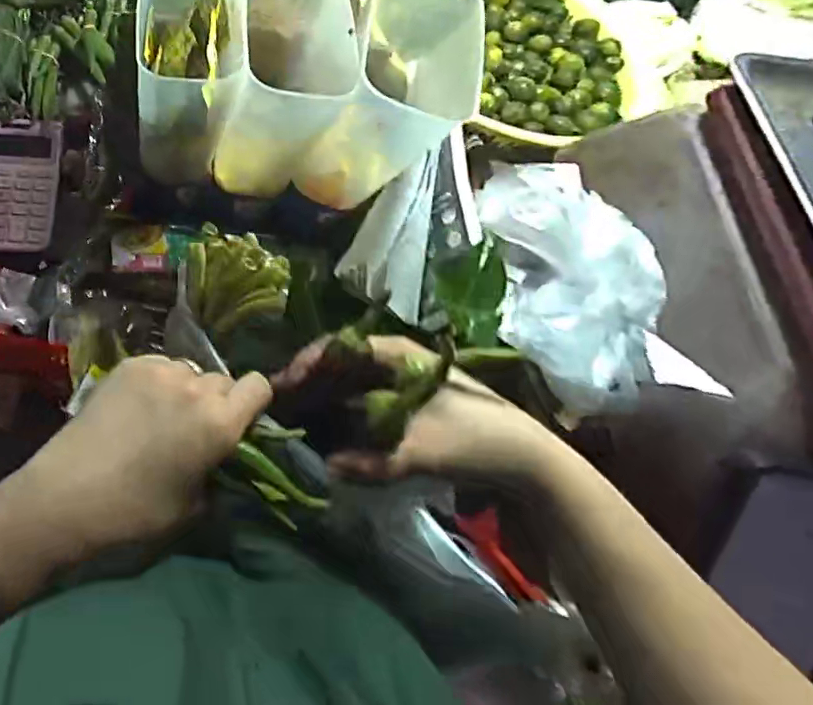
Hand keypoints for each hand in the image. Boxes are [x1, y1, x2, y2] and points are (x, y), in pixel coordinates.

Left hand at [6, 356, 270, 552]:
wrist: (71, 489)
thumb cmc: (138, 508)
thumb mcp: (195, 503)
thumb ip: (218, 469)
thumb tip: (221, 455)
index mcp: (219, 422)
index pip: (259, 386)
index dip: (253, 403)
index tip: (241, 421)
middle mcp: (193, 386)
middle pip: (222, 379)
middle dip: (217, 399)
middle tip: (195, 425)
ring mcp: (157, 369)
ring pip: (188, 369)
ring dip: (185, 387)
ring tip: (163, 413)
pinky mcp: (128, 363)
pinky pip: (158, 364)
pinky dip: (157, 380)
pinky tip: (138, 403)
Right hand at [273, 335, 561, 487]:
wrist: (532, 461)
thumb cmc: (473, 440)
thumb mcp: (420, 451)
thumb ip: (371, 461)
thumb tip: (326, 466)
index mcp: (395, 352)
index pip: (337, 345)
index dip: (307, 361)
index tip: (284, 382)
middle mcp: (393, 358)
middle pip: (338, 360)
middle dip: (308, 379)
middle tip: (280, 399)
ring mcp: (399, 377)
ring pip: (348, 377)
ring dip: (322, 393)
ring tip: (295, 411)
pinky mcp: (405, 399)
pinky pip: (360, 395)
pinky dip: (340, 405)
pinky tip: (326, 423)